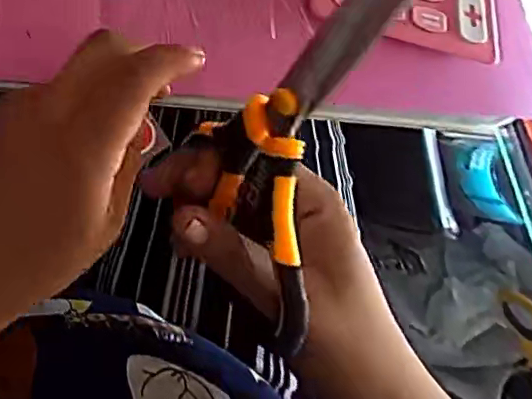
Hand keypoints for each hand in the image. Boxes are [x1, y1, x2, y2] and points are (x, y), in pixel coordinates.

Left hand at [0, 32, 203, 354]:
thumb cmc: (43, 255)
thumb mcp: (108, 220)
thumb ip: (129, 159)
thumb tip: (140, 122)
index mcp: (82, 143)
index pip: (133, 77)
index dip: (169, 59)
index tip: (194, 59)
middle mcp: (52, 107)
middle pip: (103, 47)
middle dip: (140, 52)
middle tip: (160, 83)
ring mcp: (26, 101)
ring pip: (82, 66)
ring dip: (111, 76)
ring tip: (122, 123)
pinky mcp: (10, 104)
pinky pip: (60, 86)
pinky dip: (84, 95)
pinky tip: (83, 135)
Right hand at [140, 147, 445, 398]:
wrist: (375, 396)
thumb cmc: (348, 345)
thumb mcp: (288, 297)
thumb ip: (234, 253)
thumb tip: (181, 217)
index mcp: (310, 198)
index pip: (251, 156)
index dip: (208, 160)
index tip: (171, 180)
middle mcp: (294, 202)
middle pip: (235, 172)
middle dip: (195, 180)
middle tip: (156, 194)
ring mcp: (283, 227)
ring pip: (229, 198)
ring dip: (197, 205)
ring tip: (170, 226)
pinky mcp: (271, 252)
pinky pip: (231, 226)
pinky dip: (206, 231)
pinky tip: (186, 243)